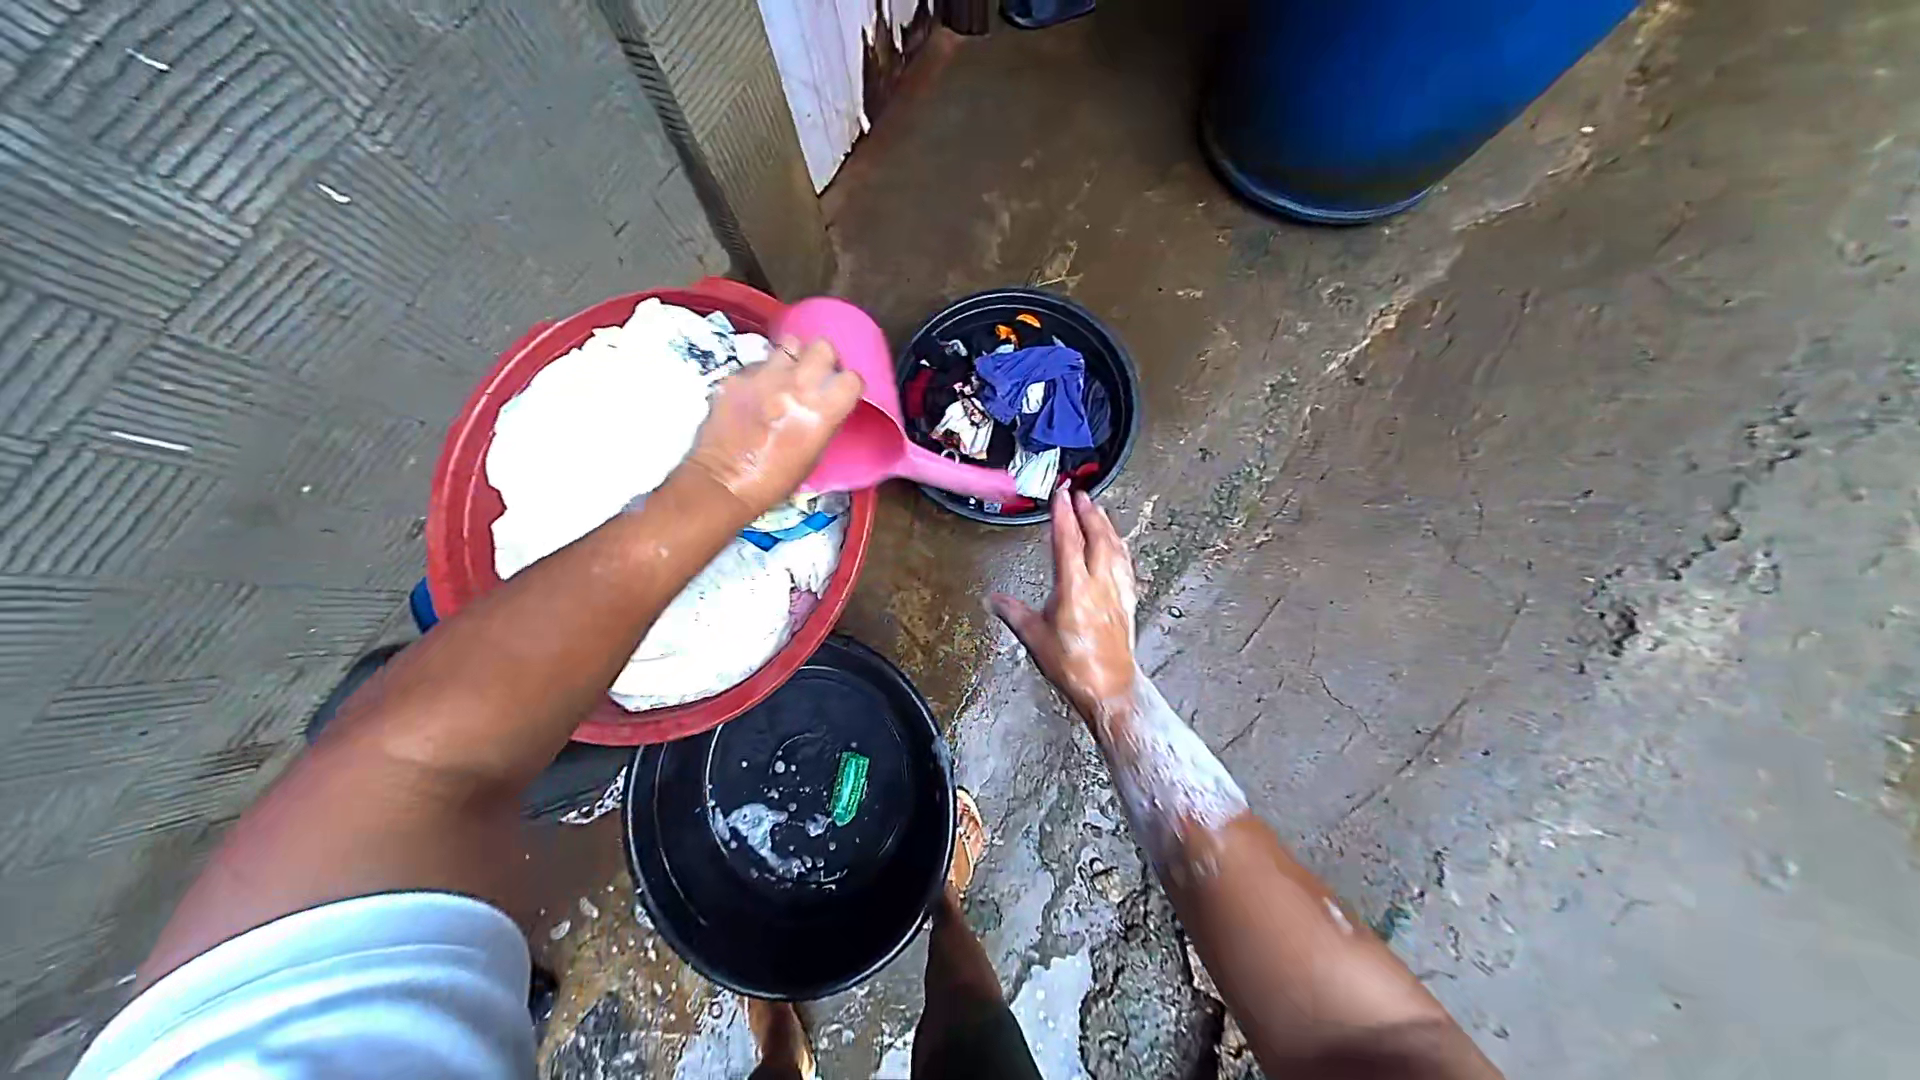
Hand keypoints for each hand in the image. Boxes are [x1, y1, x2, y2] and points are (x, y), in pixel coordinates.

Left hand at [679, 335, 863, 518]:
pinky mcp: (736, 376)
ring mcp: (763, 377)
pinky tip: (754, 395)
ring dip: (792, 359)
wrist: (723, 482)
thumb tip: (824, 405)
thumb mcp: (813, 455)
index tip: (841, 392)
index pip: (852, 379)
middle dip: (822, 359)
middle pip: (823, 346)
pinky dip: (760, 375)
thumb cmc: (774, 480)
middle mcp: (796, 386)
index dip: (848, 385)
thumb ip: (823, 421)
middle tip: (815, 375)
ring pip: (788, 345)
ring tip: (784, 378)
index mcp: (821, 411)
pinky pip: (757, 364)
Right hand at [990, 488, 1138, 721]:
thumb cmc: (1073, 666)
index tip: (1061, 496)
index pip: (1068, 541)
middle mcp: (1099, 585)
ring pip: (1114, 548)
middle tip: (1082, 495)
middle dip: (1089, 513)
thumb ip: (1013, 612)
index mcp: (1074, 588)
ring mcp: (1116, 592)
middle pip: (1097, 538)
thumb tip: (994, 600)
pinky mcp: (1126, 602)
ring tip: (1100, 511)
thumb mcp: (1034, 637)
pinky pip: (1125, 566)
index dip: (1064, 515)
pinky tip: (1120, 546)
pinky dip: (1120, 548)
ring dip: (1106, 526)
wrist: (1108, 688)